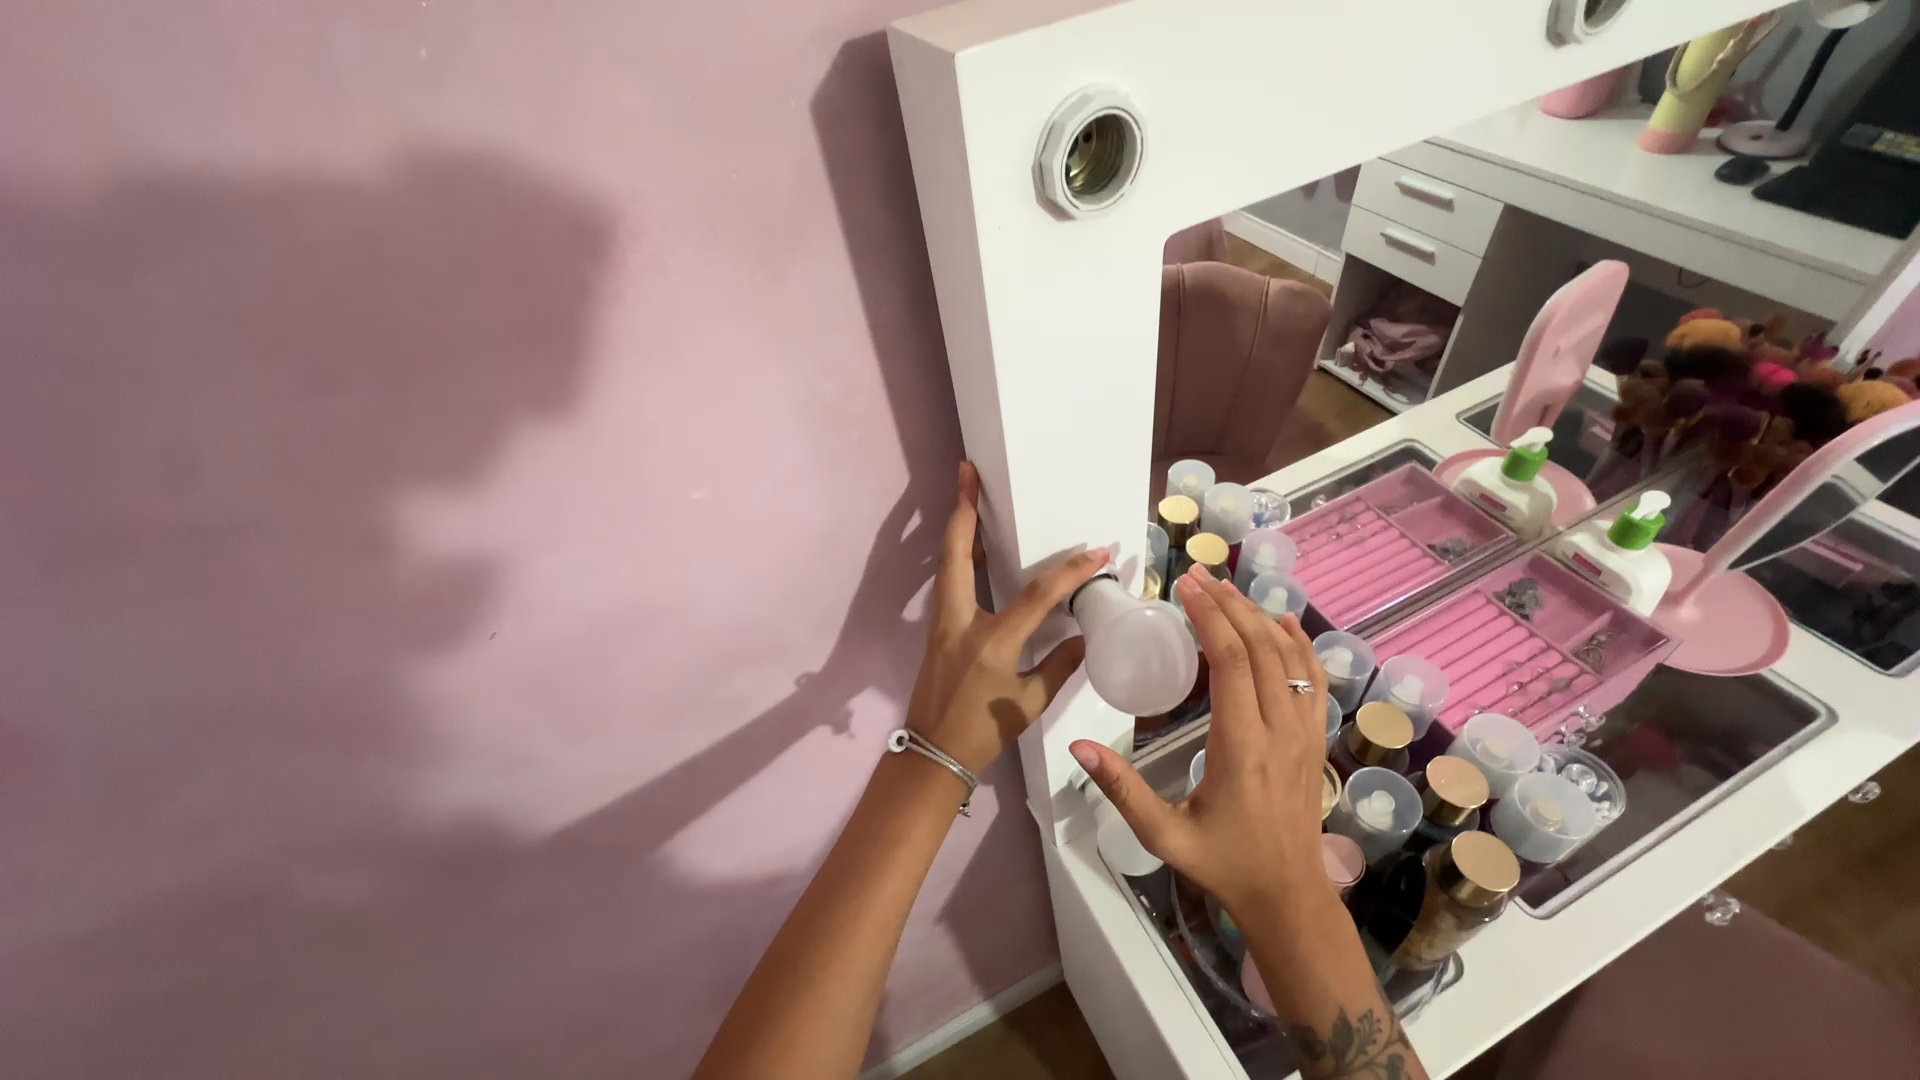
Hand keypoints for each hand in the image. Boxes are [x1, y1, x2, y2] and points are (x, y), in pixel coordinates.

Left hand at [905, 461, 1111, 773]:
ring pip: (947, 563)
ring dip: (958, 527)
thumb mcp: (1029, 703)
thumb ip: (1059, 665)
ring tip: (968, 494)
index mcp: (990, 642)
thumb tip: (1084, 636)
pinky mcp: (937, 629)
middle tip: (966, 470)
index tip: (1097, 552)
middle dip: (962, 509)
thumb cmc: (983, 732)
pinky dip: (958, 555)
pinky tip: (971, 546)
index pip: (1036, 595)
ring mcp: (942, 623)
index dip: (1069, 572)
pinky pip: (949, 581)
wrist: (931, 754)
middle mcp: (959, 621)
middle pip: (956, 553)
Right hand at [1071, 564, 1330, 918]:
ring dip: (1260, 616)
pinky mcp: (1314, 739)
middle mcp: (1281, 731)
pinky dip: (1300, 643)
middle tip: (1198, 575)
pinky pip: (1315, 679)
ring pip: (1291, 657)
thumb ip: (1122, 789)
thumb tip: (1079, 748)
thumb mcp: (1164, 833)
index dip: (1210, 618)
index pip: (1233, 664)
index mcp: (1243, 748)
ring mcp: (1305, 733)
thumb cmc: (1223, 863)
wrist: (1288, 896)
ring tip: (1228, 589)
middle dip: (1230, 604)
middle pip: (1263, 649)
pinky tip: (1284, 622)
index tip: (1186, 587)